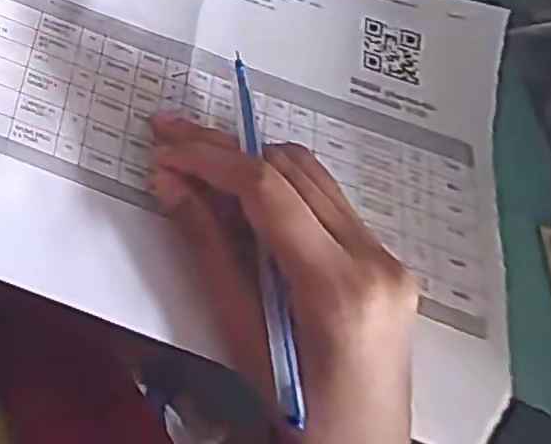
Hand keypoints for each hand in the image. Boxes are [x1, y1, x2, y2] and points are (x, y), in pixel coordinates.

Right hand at [151, 114, 416, 443]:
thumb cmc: (301, 417)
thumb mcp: (241, 336)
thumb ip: (206, 248)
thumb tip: (168, 182)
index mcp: (340, 288)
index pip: (266, 189)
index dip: (208, 159)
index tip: (166, 151)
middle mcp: (374, 259)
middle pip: (287, 167)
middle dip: (221, 146)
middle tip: (170, 135)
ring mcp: (384, 256)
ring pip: (306, 169)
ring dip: (246, 156)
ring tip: (196, 157)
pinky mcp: (380, 256)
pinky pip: (320, 192)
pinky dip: (273, 179)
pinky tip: (238, 188)